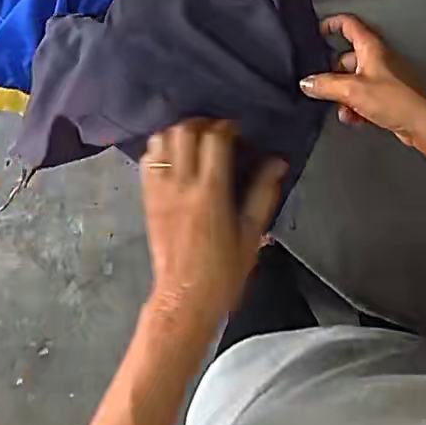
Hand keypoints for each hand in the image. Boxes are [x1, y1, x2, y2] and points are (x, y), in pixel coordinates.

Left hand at [138, 119, 285, 324]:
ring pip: (162, 141)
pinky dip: (161, 149)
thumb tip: (278, 160)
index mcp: (211, 192)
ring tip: (197, 140)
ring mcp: (160, 192)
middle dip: (204, 123)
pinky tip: (176, 156)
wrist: (183, 301)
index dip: (229, 127)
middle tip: (219, 132)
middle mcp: (181, 186)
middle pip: (184, 132)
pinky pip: (147, 161)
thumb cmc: (223, 270)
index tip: (240, 133)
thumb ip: (264, 192)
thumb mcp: (253, 232)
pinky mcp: (147, 200)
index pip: (215, 138)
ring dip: (180, 132)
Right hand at [301, 15, 425, 149]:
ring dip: (343, 95)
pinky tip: (353, 118)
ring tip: (341, 109)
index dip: (332, 24)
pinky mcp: (386, 96)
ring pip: (353, 80)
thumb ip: (326, 85)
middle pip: (346, 57)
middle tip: (320, 86)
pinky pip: (363, 96)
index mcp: (370, 48)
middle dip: (332, 73)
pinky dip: (355, 106)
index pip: (349, 25)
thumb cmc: (393, 99)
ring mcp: (382, 77)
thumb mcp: (353, 90)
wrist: (421, 122)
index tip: (316, 31)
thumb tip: (306, 82)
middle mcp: (377, 58)